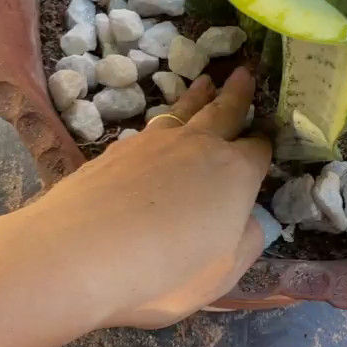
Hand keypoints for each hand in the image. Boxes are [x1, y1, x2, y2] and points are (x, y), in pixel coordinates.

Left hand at [1, 68, 272, 328]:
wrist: (80, 254)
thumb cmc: (165, 273)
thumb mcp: (222, 273)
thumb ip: (246, 243)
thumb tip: (253, 220)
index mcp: (234, 175)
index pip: (257, 151)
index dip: (264, 146)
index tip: (266, 138)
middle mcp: (197, 147)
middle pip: (222, 114)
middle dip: (236, 95)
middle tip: (244, 73)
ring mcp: (151, 144)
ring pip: (182, 112)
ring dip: (197, 98)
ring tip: (205, 84)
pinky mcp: (114, 151)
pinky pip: (147, 130)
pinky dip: (160, 124)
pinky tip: (156, 130)